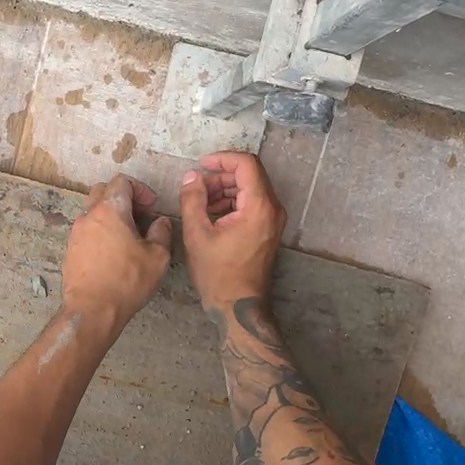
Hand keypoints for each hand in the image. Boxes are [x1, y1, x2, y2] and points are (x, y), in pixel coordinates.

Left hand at [61, 175, 174, 330]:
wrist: (91, 310)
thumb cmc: (127, 282)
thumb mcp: (157, 257)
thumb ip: (162, 232)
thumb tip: (160, 222)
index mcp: (110, 210)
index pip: (122, 181)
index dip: (140, 189)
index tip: (151, 207)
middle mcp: (88, 216)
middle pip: (103, 191)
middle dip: (123, 197)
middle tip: (140, 216)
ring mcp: (75, 233)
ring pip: (92, 210)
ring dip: (110, 215)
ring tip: (128, 236)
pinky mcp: (70, 250)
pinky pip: (86, 230)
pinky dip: (100, 231)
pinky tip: (112, 251)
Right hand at [180, 152, 286, 309]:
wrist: (239, 305)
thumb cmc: (218, 274)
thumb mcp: (197, 235)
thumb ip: (193, 200)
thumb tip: (191, 177)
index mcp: (259, 206)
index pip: (246, 164)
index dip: (222, 159)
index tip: (201, 165)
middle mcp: (273, 209)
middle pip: (249, 175)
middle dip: (221, 175)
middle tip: (197, 187)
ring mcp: (273, 220)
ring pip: (251, 189)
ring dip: (225, 189)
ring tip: (201, 202)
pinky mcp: (268, 230)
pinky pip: (252, 204)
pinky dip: (232, 202)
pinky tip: (212, 214)